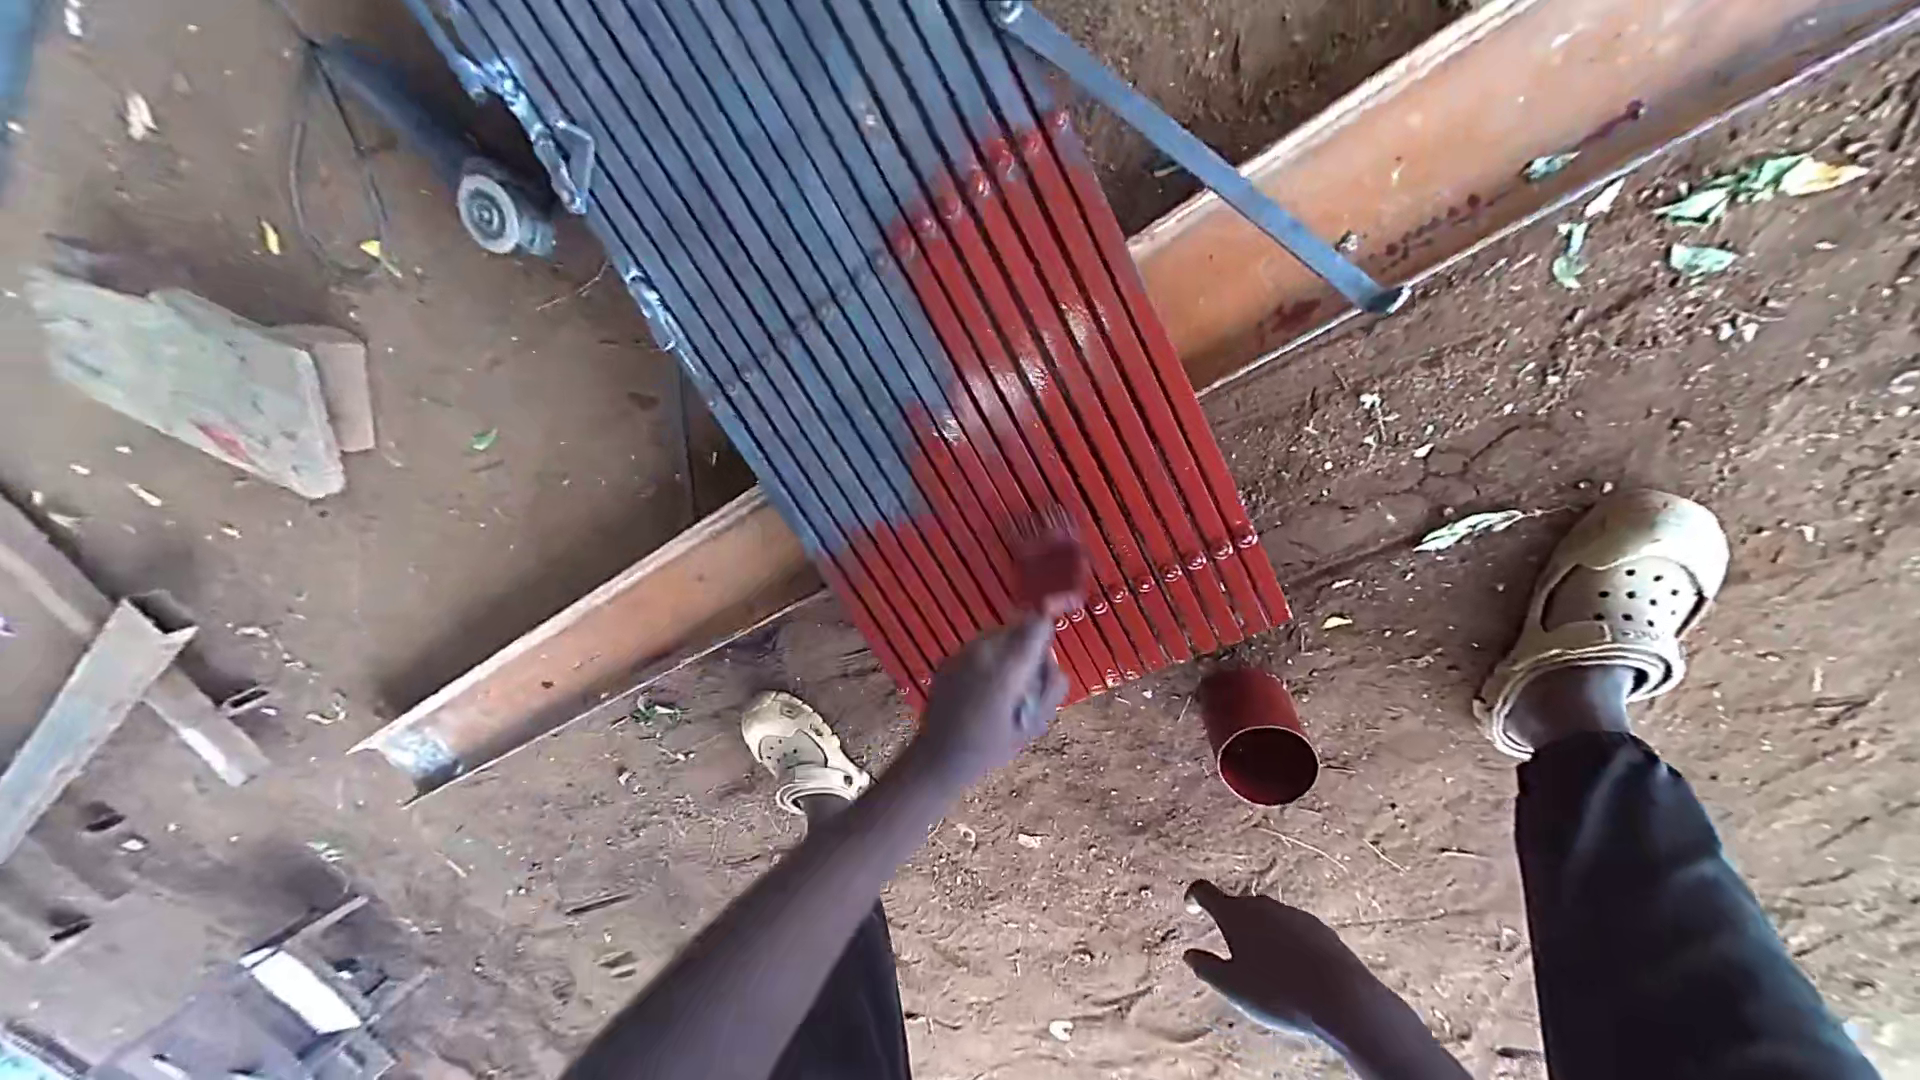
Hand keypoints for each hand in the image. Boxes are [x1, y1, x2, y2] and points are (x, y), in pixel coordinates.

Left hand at [909, 616, 1066, 786]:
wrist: (940, 756)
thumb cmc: (992, 746)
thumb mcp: (1035, 723)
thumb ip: (1051, 685)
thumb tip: (1050, 657)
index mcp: (1008, 665)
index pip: (1037, 622)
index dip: (1056, 608)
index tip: (1069, 602)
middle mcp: (984, 649)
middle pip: (1018, 626)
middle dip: (1032, 642)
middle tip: (1032, 677)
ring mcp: (962, 652)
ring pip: (998, 635)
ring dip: (1010, 650)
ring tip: (1007, 687)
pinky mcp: (949, 658)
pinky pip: (979, 648)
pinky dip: (990, 658)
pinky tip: (985, 688)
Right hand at [1183, 880, 1380, 1037]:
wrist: (1343, 999)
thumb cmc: (1279, 993)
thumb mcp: (1233, 987)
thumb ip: (1206, 967)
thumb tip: (1189, 955)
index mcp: (1234, 913)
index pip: (1204, 890)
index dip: (1193, 896)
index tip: (1191, 906)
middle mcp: (1260, 904)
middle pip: (1238, 906)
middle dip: (1232, 923)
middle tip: (1232, 952)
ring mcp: (1291, 913)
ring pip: (1266, 918)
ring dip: (1260, 934)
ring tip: (1267, 969)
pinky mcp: (1317, 928)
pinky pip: (1292, 930)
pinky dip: (1285, 943)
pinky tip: (1294, 971)